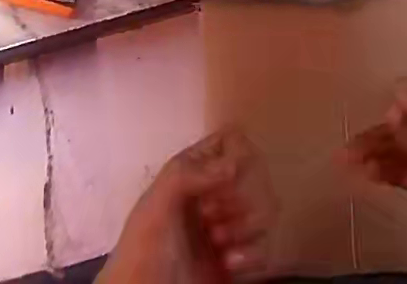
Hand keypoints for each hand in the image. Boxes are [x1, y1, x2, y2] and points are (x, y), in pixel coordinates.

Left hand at [97, 128, 275, 283]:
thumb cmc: (141, 254)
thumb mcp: (155, 206)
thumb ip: (189, 174)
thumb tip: (234, 164)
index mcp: (192, 175)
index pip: (229, 141)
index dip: (236, 154)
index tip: (228, 176)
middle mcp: (212, 197)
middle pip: (255, 174)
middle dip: (241, 196)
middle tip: (212, 216)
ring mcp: (226, 230)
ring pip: (264, 208)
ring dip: (248, 225)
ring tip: (221, 244)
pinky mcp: (236, 263)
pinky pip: (264, 247)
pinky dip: (254, 254)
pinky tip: (232, 264)